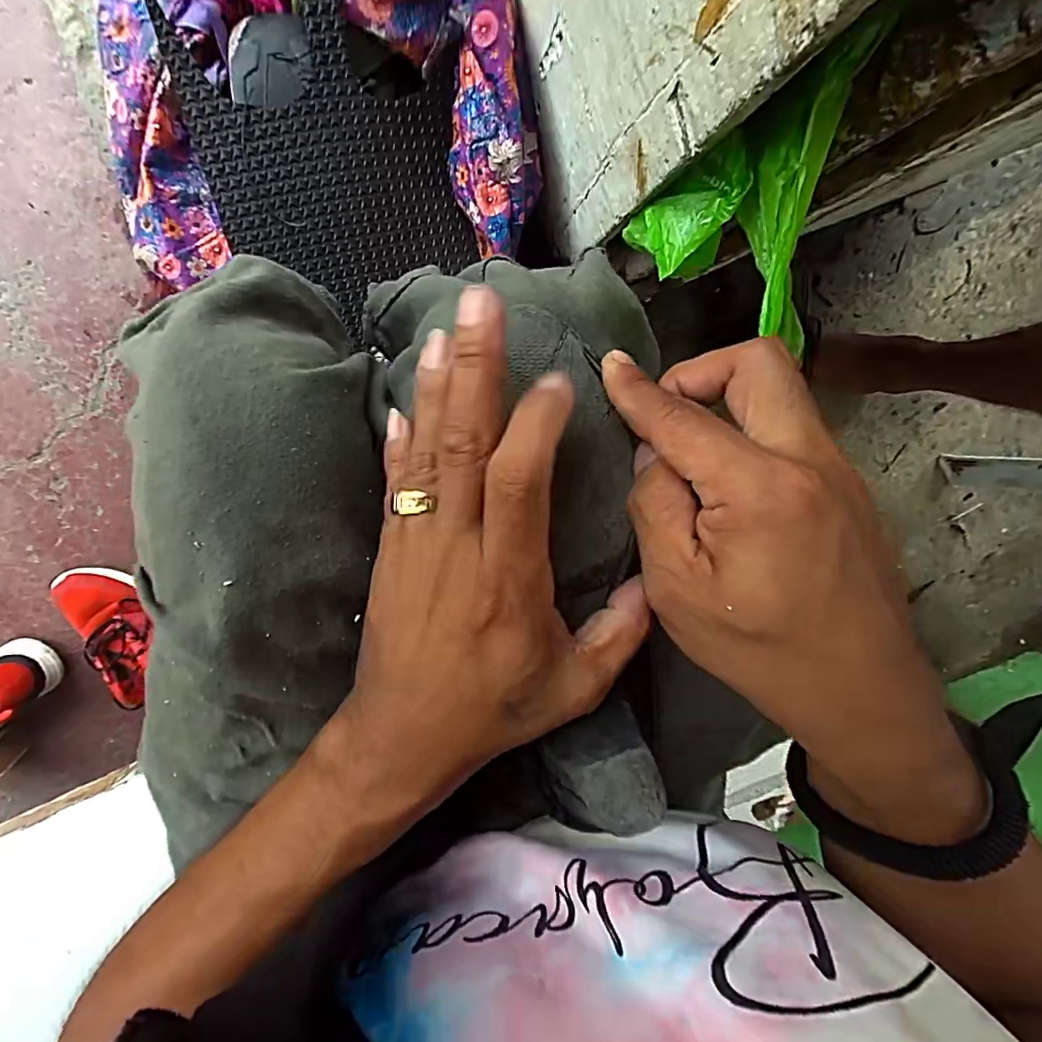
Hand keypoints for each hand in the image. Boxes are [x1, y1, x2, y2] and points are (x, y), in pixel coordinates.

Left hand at [330, 287, 650, 808]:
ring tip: (442, 332)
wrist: (402, 734)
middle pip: (465, 445)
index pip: (520, 482)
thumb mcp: (571, 688)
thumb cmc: (490, 711)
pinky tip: (400, 401)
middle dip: (475, 370)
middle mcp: (458, 547)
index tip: (556, 381)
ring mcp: (415, 542)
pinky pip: (394, 484)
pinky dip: (398, 441)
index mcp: (508, 578)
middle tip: (480, 307)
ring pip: (427, 453)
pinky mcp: (390, 548)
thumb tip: (652, 582)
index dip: (534, 424)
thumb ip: (618, 634)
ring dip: (434, 388)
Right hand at [601, 339, 979, 837]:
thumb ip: (655, 505)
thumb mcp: (675, 588)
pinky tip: (730, 486)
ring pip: (782, 391)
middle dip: (699, 370)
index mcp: (757, 486)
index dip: (638, 389)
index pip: (683, 416)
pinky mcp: (851, 486)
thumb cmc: (756, 648)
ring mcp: (840, 469)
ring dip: (727, 400)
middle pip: (758, 362)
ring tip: (691, 455)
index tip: (610, 366)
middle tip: (664, 412)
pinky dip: (751, 431)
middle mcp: (808, 459)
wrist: (862, 691)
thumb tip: (656, 454)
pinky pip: (794, 428)